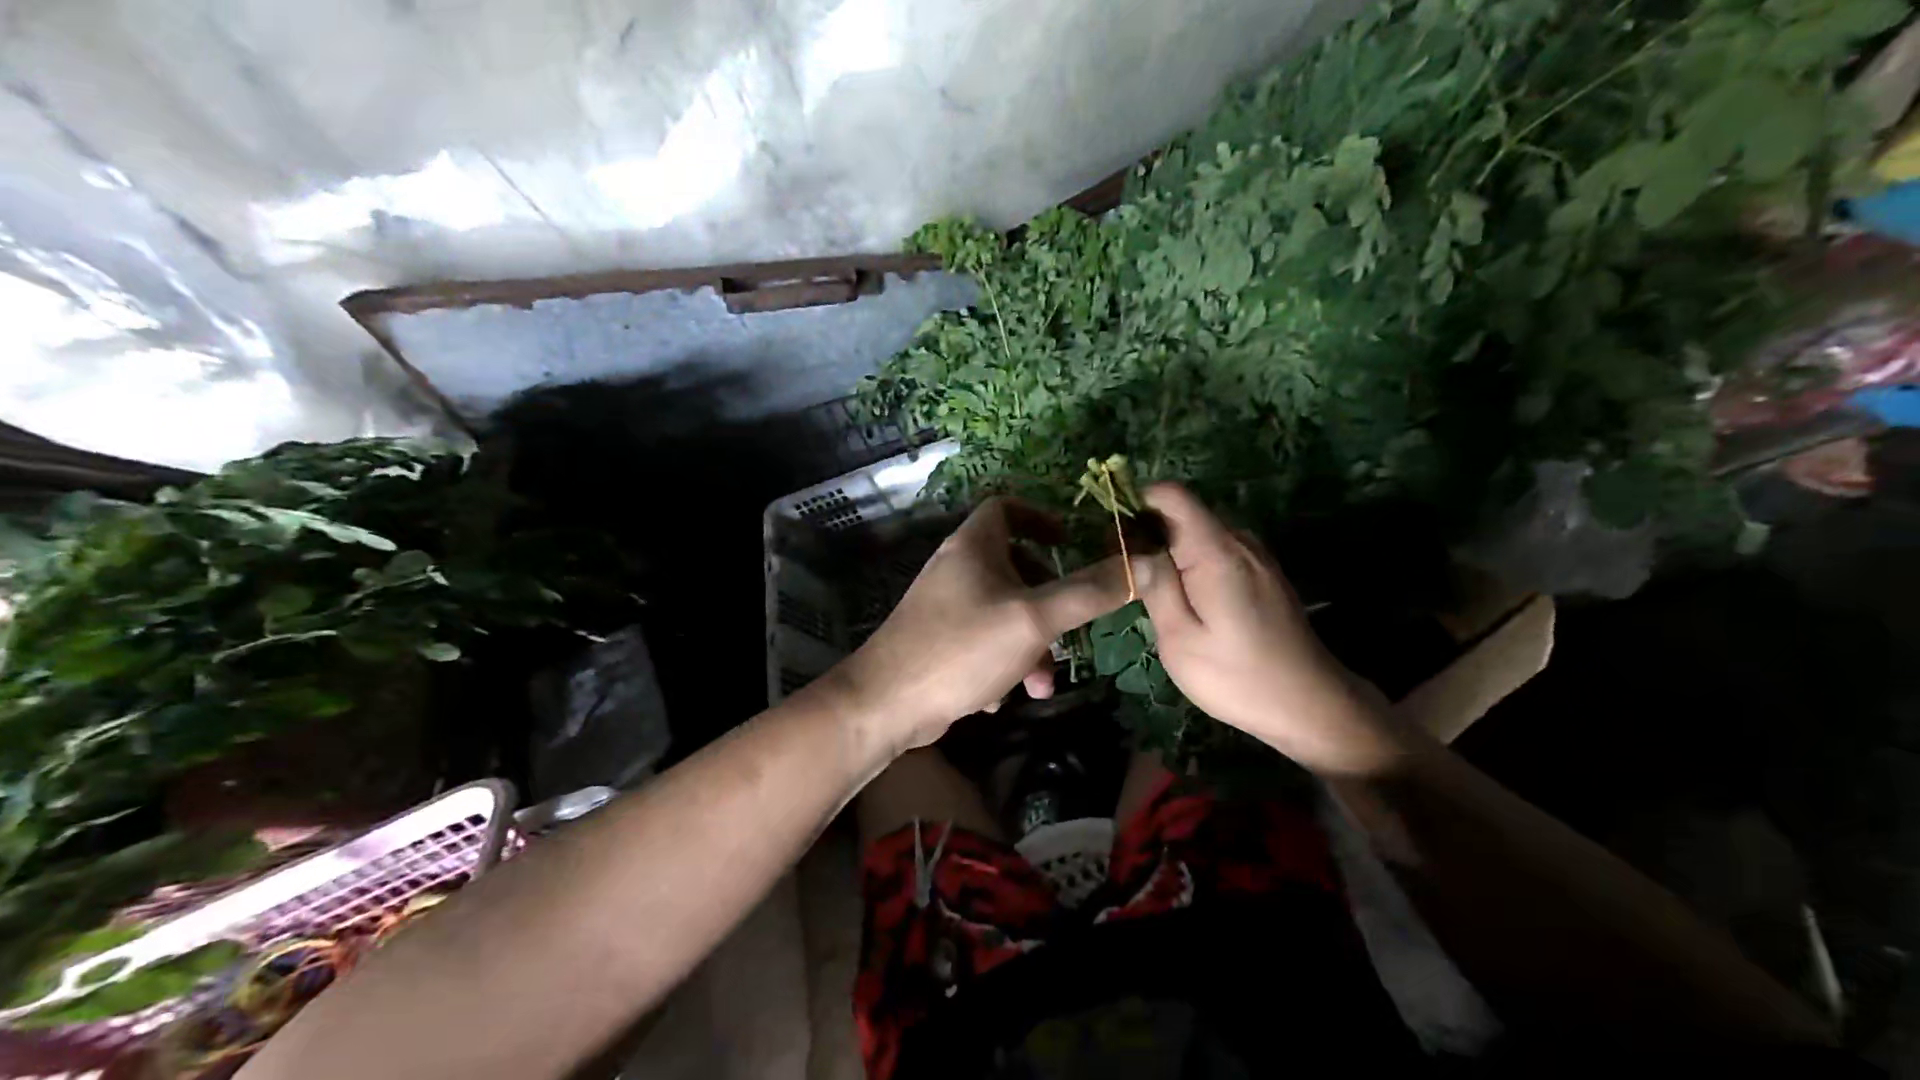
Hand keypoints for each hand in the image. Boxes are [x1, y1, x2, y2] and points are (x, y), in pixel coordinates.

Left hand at [831, 497, 1132, 753]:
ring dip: (1030, 645)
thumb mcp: (1034, 618)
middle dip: (1047, 603)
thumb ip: (1090, 591)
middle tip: (1068, 630)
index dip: (1041, 518)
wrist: (886, 705)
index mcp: (973, 547)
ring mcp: (944, 608)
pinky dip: (1001, 664)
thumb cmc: (962, 648)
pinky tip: (1000, 698)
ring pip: (1003, 614)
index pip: (1006, 508)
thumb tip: (1147, 562)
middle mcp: (956, 569)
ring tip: (1041, 685)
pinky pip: (982, 642)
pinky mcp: (938, 643)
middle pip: (1014, 568)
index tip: (1070, 543)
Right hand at [1134, 483, 1407, 774]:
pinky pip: (1216, 551)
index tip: (1114, 539)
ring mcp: (1255, 556)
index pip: (1170, 494)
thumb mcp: (1180, 639)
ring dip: (1169, 553)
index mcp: (1216, 551)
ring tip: (1149, 594)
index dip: (1136, 504)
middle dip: (1147, 533)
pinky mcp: (1262, 573)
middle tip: (1124, 578)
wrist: (1312, 706)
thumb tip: (1133, 546)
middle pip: (1182, 513)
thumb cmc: (1238, 677)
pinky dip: (1192, 565)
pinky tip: (1185, 603)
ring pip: (1197, 534)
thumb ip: (1154, 585)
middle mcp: (1239, 541)